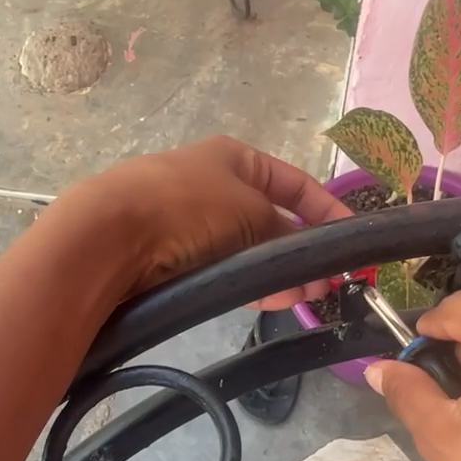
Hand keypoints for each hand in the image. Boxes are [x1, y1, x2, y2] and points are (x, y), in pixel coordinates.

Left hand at [44, 136, 348, 305]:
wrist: (108, 235)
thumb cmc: (187, 206)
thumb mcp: (252, 213)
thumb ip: (287, 236)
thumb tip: (308, 263)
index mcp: (233, 159)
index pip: (293, 183)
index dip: (326, 208)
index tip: (352, 238)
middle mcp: (214, 187)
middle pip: (271, 221)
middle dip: (301, 251)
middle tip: (327, 282)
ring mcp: (191, 225)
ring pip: (247, 252)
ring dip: (278, 273)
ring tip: (306, 297)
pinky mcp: (173, 260)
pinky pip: (223, 272)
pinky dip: (249, 285)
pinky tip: (274, 301)